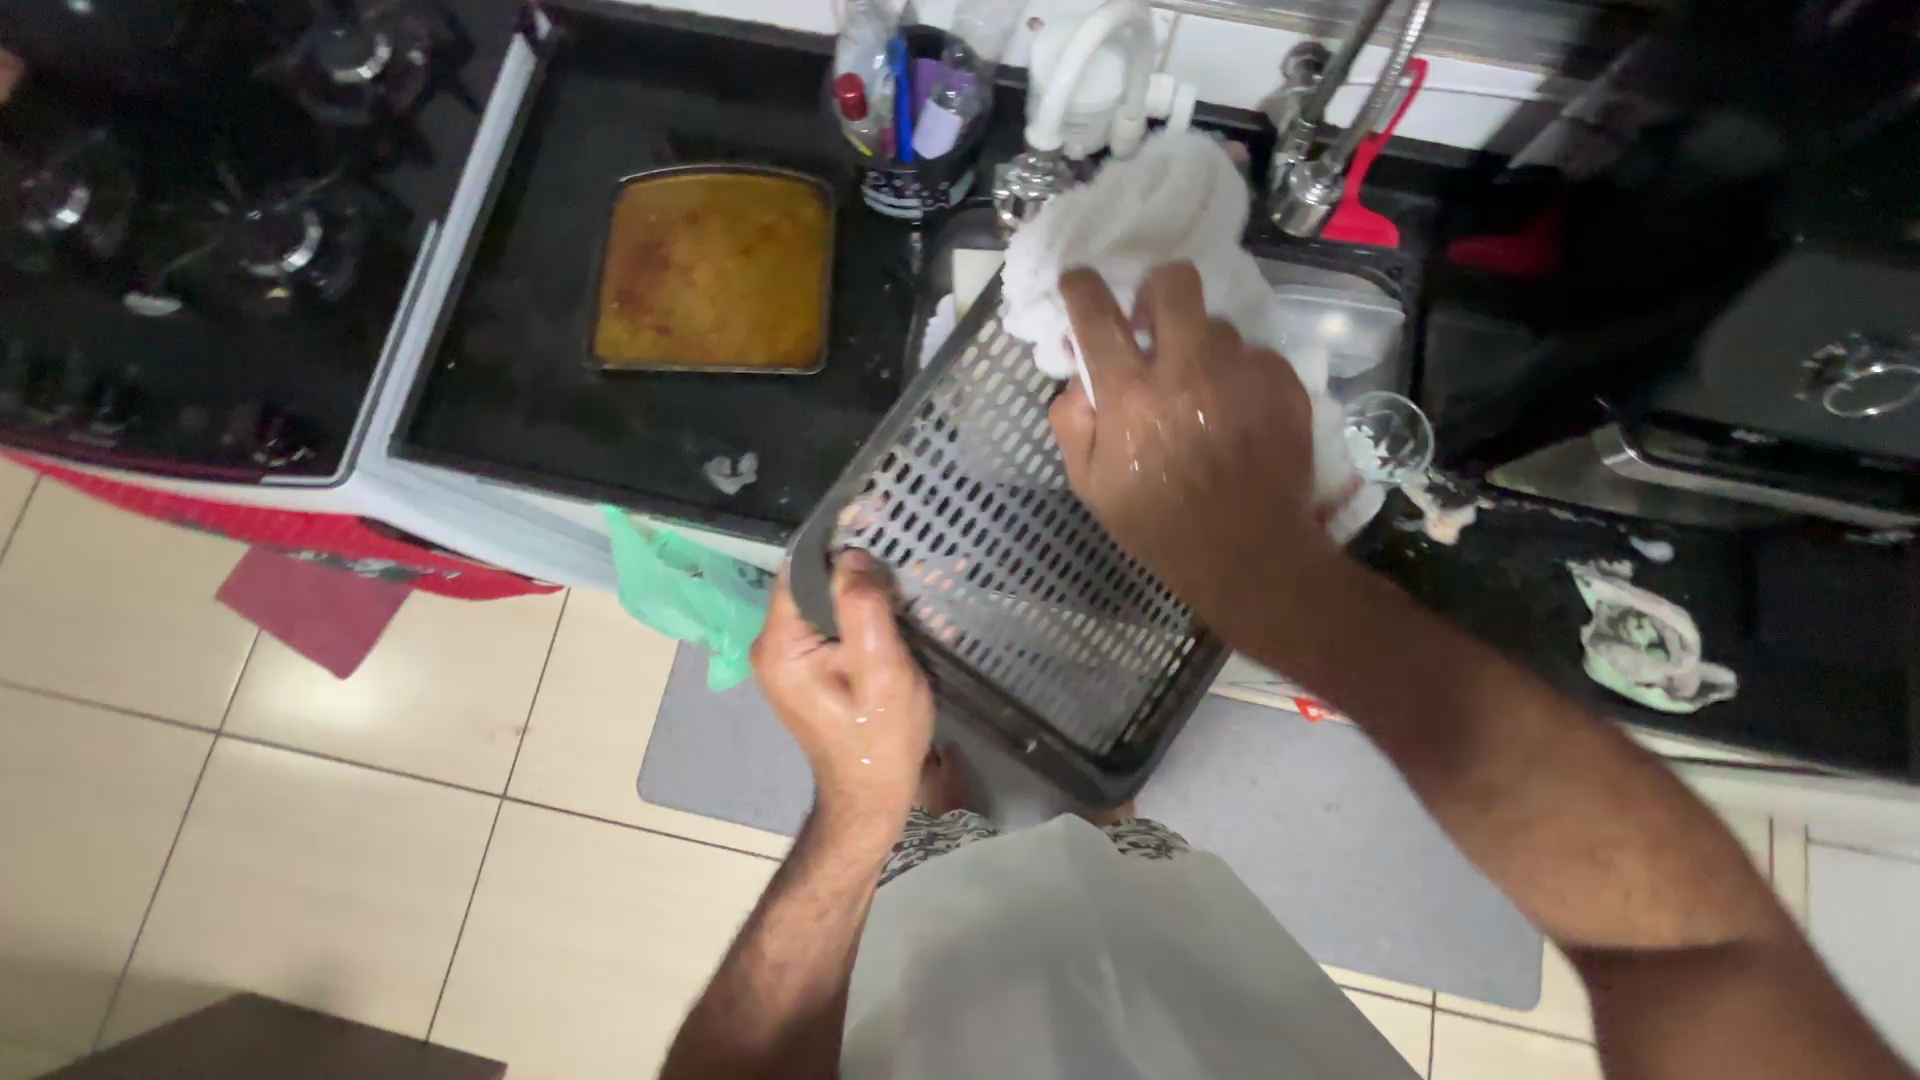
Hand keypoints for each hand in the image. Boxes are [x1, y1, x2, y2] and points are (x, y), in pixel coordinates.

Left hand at [752, 551, 934, 821]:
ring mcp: (788, 657)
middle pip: (810, 582)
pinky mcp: (807, 666)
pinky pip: (831, 622)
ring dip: (862, 587)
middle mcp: (773, 645)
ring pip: (823, 600)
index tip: (880, 526)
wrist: (872, 795)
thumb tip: (853, 555)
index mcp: (780, 644)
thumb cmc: (880, 739)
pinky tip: (893, 606)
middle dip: (856, 566)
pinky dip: (860, 609)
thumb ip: (864, 609)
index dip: (838, 546)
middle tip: (902, 552)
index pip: (799, 569)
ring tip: (904, 575)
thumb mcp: (882, 672)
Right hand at [1049, 262, 1342, 640]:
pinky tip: (1238, 413)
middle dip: (1158, 290)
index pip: (1097, 316)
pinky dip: (1240, 375)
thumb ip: (1072, 424)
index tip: (1080, 281)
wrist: (1247, 552)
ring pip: (1219, 326)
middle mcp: (1187, 370)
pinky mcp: (1284, 384)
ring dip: (1202, 348)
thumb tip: (1078, 380)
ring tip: (1204, 390)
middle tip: (1154, 322)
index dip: (1082, 286)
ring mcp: (1242, 373)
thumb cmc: (1157, 524)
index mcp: (1131, 396)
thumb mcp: (1091, 486)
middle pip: (1175, 283)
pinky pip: (1256, 356)